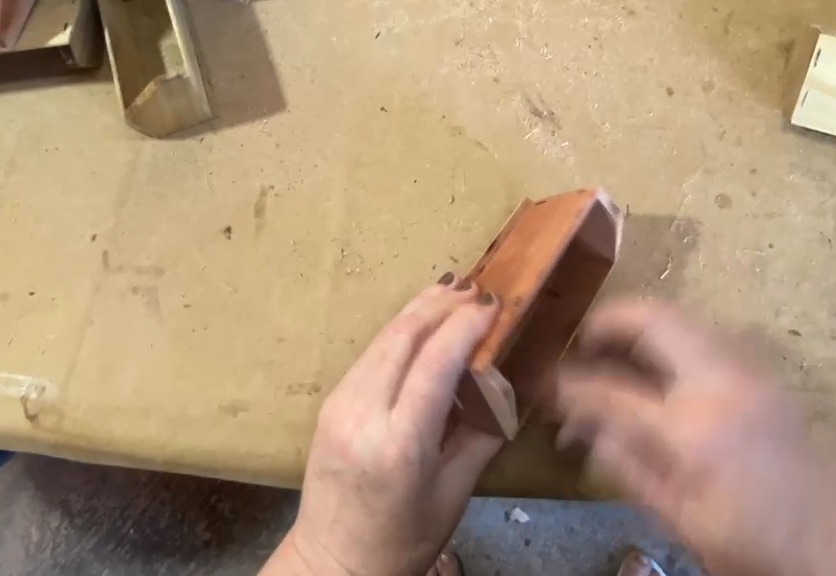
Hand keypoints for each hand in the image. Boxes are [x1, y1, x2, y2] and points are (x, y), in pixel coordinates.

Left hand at [268, 276, 502, 575]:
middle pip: (404, 336)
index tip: (493, 304)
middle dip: (442, 304)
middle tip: (477, 288)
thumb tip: (504, 381)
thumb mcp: (455, 493)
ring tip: (452, 291)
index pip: (435, 363)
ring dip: (419, 308)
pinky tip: (421, 322)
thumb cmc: (403, 539)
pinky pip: (371, 353)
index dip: (465, 326)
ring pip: (384, 337)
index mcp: (400, 443)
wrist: (332, 563)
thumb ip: (482, 432)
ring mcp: (340, 402)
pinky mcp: (331, 400)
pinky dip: (401, 330)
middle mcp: (364, 413)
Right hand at [552, 300, 835, 575]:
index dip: (568, 383)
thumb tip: (578, 424)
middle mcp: (719, 380)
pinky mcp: (760, 370)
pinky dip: (665, 334)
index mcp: (693, 429)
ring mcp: (745, 367)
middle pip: (650, 318)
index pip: (610, 390)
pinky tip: (651, 366)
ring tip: (607, 350)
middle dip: (604, 320)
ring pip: (677, 315)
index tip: (541, 379)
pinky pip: (699, 331)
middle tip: (577, 342)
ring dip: (635, 323)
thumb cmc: (755, 548)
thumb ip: (626, 465)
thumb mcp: (681, 521)